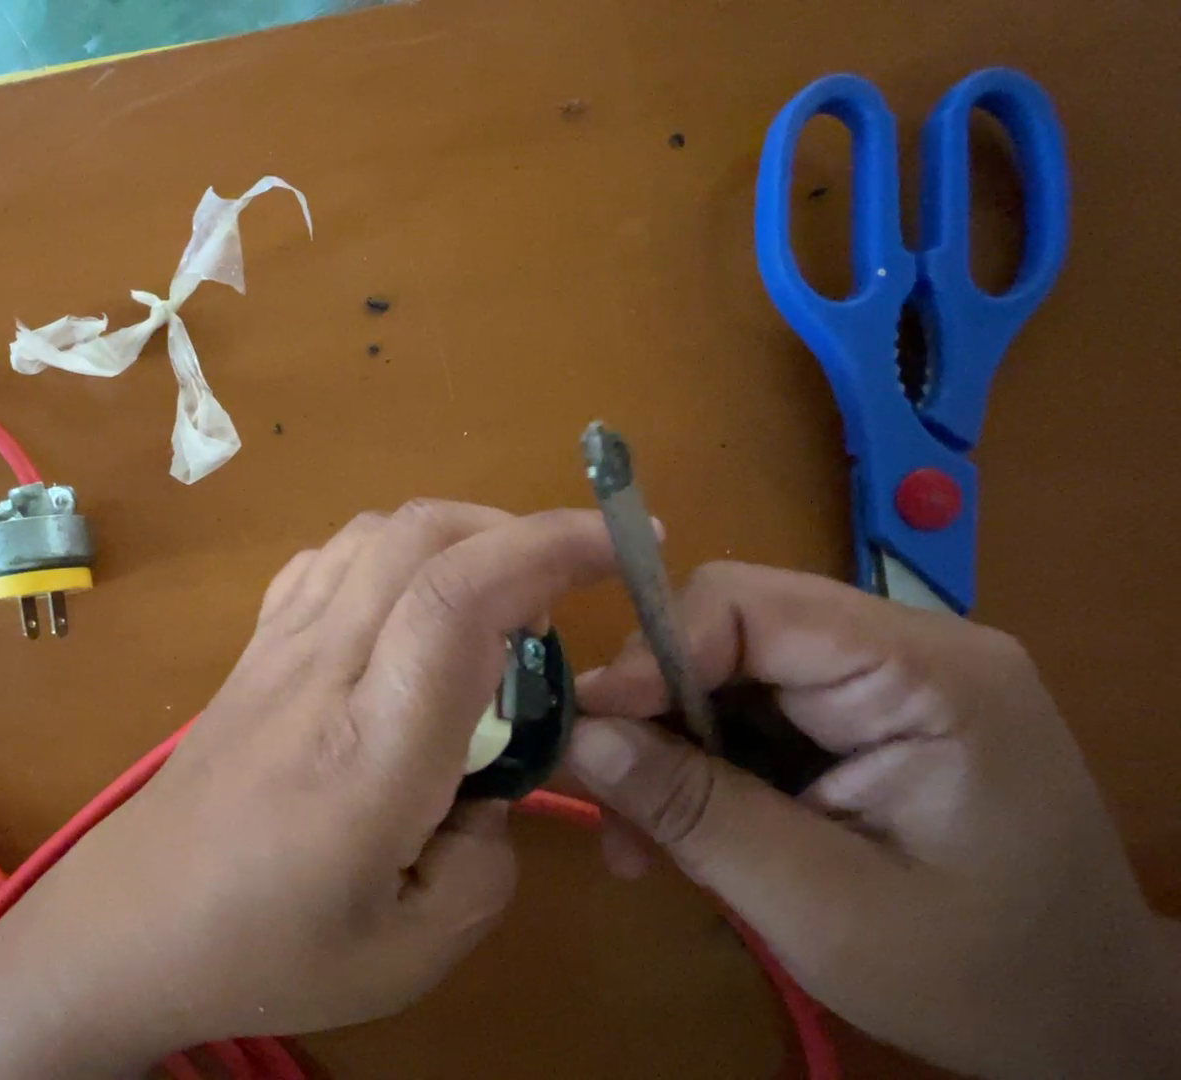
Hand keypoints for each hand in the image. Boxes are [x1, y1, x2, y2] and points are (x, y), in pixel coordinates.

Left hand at [0, 503, 619, 1077]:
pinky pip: (324, 561)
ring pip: (370, 534)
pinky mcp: (253, 647)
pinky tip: (406, 600)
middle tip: (570, 578)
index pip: (456, 602)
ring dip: (453, 531)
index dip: (546, 548)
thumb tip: (491, 789)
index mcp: (372, 747)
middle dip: (514, 526)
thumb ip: (485, 860)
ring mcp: (277, 646)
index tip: (621, 545)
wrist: (136, 917)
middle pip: (416, 537)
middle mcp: (321, 668)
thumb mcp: (411, 949)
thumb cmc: (268, 947)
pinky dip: (389, 551)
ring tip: (497, 586)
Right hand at [567, 562, 1180, 1079]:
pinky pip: (739, 713)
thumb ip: (694, 809)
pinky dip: (694, 767)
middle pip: (720, 633)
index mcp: (923, 673)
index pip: (743, 603)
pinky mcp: (852, 715)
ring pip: (715, 676)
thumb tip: (577, 737)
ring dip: (662, 750)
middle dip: (648, 712)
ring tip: (635, 839)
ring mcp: (876, 680)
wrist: (1088, 1028)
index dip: (650, 654)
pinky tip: (676, 831)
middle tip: (601, 792)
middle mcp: (898, 649)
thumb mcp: (817, 904)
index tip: (587, 728)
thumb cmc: (979, 978)